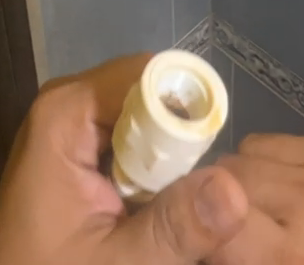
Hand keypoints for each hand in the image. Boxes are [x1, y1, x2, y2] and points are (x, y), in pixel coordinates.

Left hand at [0, 53, 248, 264]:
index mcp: (67, 110)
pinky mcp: (79, 148)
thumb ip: (174, 227)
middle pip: (149, 95)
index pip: (147, 76)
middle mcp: (69, 101)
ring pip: (146, 120)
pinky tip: (160, 210)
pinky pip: (132, 142)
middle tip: (205, 193)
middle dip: (182, 140)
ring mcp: (73, 123)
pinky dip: (154, 173)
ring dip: (172, 161)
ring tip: (185, 205)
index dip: (188, 109)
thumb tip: (237, 190)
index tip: (217, 156)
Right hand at [211, 134, 303, 264]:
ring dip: (253, 181)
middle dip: (222, 203)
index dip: (197, 224)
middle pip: (230, 173)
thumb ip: (241, 257)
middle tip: (235, 235)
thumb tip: (199, 232)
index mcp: (302, 250)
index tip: (198, 240)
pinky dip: (287, 168)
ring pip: (255, 148)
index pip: (213, 209)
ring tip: (272, 217)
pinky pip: (294, 142)